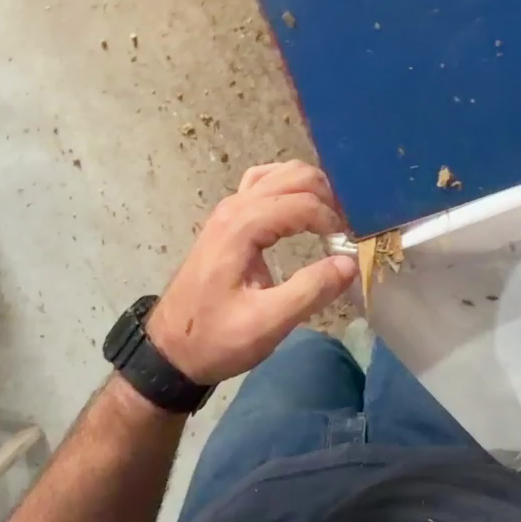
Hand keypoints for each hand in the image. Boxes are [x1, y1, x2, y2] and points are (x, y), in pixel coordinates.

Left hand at [145, 161, 358, 383]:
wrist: (170, 349)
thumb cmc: (215, 338)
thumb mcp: (266, 324)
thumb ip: (310, 291)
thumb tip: (350, 262)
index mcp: (243, 226)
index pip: (302, 202)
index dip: (331, 220)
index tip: (346, 247)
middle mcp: (236, 205)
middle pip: (294, 175)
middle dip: (327, 197)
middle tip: (343, 231)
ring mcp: (230, 206)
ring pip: (281, 172)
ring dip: (311, 188)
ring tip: (329, 221)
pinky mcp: (229, 216)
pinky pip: (265, 182)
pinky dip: (290, 187)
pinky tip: (301, 210)